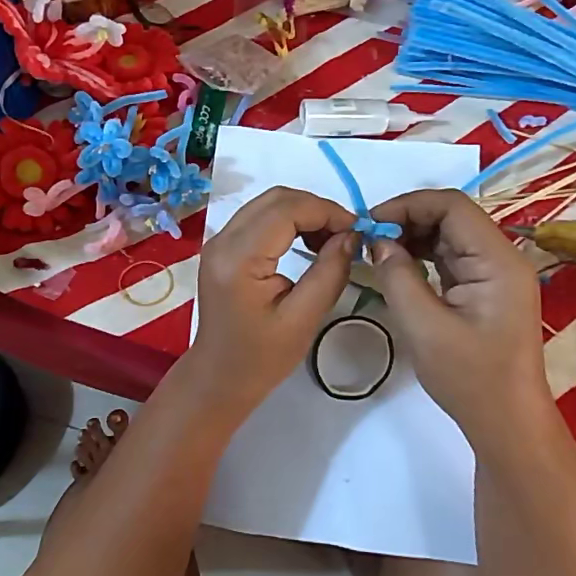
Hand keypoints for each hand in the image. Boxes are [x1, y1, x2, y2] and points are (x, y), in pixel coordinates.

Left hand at [187, 187, 359, 412]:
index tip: (357, 230)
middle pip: (275, 199)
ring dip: (303, 213)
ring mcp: (218, 242)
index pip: (286, 210)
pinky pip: (259, 219)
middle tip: (346, 235)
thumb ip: (329, 272)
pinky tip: (308, 244)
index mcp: (238, 259)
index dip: (326, 211)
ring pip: (267, 205)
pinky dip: (288, 222)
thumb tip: (351, 235)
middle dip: (316, 208)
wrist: (220, 377)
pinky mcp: (222, 249)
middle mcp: (222, 241)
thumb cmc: (262, 357)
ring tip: (331, 241)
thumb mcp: (303, 318)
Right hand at [367, 189, 550, 431]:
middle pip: (452, 217)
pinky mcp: (486, 289)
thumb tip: (378, 242)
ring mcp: (496, 273)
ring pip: (450, 236)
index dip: (408, 205)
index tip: (370, 223)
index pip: (452, 206)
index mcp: (497, 260)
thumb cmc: (469, 376)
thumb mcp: (423, 326)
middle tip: (369, 240)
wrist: (505, 419)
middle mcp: (502, 258)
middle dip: (408, 220)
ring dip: (414, 237)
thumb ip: (398, 276)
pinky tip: (399, 266)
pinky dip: (424, 256)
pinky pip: (452, 258)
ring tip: (378, 252)